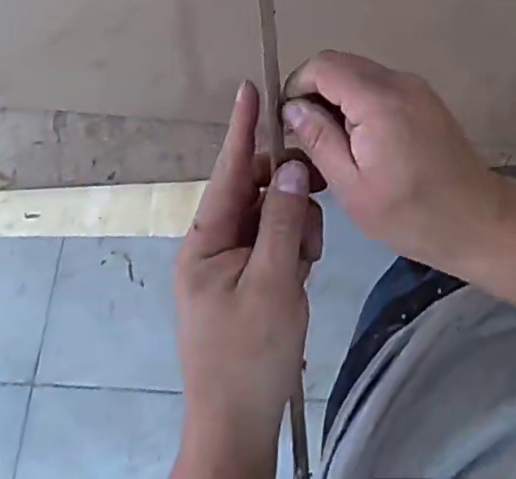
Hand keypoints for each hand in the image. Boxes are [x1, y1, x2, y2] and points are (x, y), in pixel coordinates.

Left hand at [172, 81, 321, 478]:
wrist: (239, 426)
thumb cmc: (249, 356)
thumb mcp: (273, 282)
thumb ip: (282, 219)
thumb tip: (291, 166)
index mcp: (205, 241)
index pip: (226, 170)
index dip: (240, 128)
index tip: (248, 88)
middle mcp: (214, 244)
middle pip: (255, 192)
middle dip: (286, 197)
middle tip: (310, 218)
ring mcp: (231, 263)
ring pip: (271, 215)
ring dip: (295, 228)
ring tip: (304, 264)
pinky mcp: (248, 279)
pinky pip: (275, 241)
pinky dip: (293, 248)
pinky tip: (302, 273)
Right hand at [283, 50, 510, 271]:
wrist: (477, 220)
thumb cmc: (411, 214)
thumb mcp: (352, 186)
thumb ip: (319, 139)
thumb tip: (292, 107)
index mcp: (379, 100)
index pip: (323, 65)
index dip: (296, 85)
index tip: (289, 122)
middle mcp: (398, 81)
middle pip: (340, 63)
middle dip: (314, 90)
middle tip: (306, 134)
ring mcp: (415, 86)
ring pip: (359, 71)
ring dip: (337, 95)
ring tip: (332, 141)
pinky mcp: (424, 96)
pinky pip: (379, 84)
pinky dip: (359, 100)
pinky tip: (360, 139)